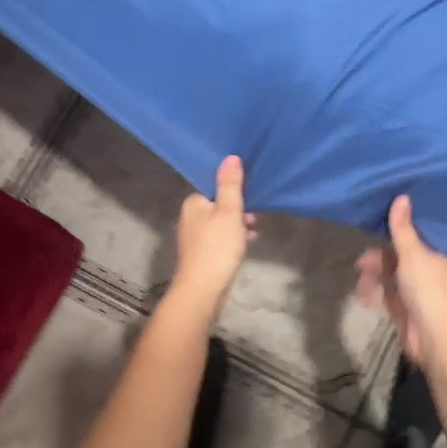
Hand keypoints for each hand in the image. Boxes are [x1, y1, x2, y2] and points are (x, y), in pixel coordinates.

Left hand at [172, 155, 257, 311]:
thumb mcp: (229, 211)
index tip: (250, 191)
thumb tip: (231, 156)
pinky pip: (221, 236)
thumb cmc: (217, 246)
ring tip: (254, 228)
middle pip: (219, 203)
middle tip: (255, 213)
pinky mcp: (202, 253)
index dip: (233, 186)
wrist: (202, 291)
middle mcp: (190, 217)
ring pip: (222, 221)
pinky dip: (234, 236)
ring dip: (239, 222)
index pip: (214, 185)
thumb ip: (230, 184)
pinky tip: (248, 241)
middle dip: (239, 206)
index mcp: (194, 203)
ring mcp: (195, 237)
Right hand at [355, 195, 446, 368]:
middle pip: (397, 257)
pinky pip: (385, 295)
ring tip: (359, 280)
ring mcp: (413, 291)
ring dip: (373, 277)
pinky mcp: (403, 309)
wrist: (431, 338)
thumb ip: (403, 229)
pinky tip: (361, 295)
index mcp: (433, 254)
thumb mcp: (412, 255)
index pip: (414, 236)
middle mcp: (425, 270)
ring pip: (389, 277)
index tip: (377, 225)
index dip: (396, 231)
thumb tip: (402, 196)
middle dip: (378, 258)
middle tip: (361, 261)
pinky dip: (373, 294)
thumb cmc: (425, 289)